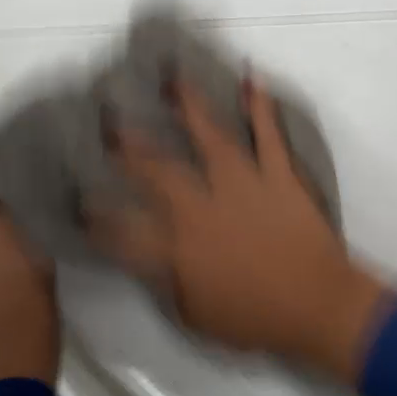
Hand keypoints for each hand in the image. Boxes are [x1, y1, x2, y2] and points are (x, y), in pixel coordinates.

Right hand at [87, 78, 391, 384]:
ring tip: (175, 79)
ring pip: (211, 139)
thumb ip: (167, 279)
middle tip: (112, 119)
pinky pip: (268, 134)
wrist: (313, 304)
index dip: (98, 214)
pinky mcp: (278, 174)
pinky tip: (250, 79)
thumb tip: (149, 257)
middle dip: (130, 145)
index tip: (82, 196)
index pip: (123, 229)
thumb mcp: (194, 312)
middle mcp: (204, 208)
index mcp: (178, 249)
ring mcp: (244, 185)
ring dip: (191, 107)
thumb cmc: (254, 316)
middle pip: (158, 172)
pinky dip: (260, 105)